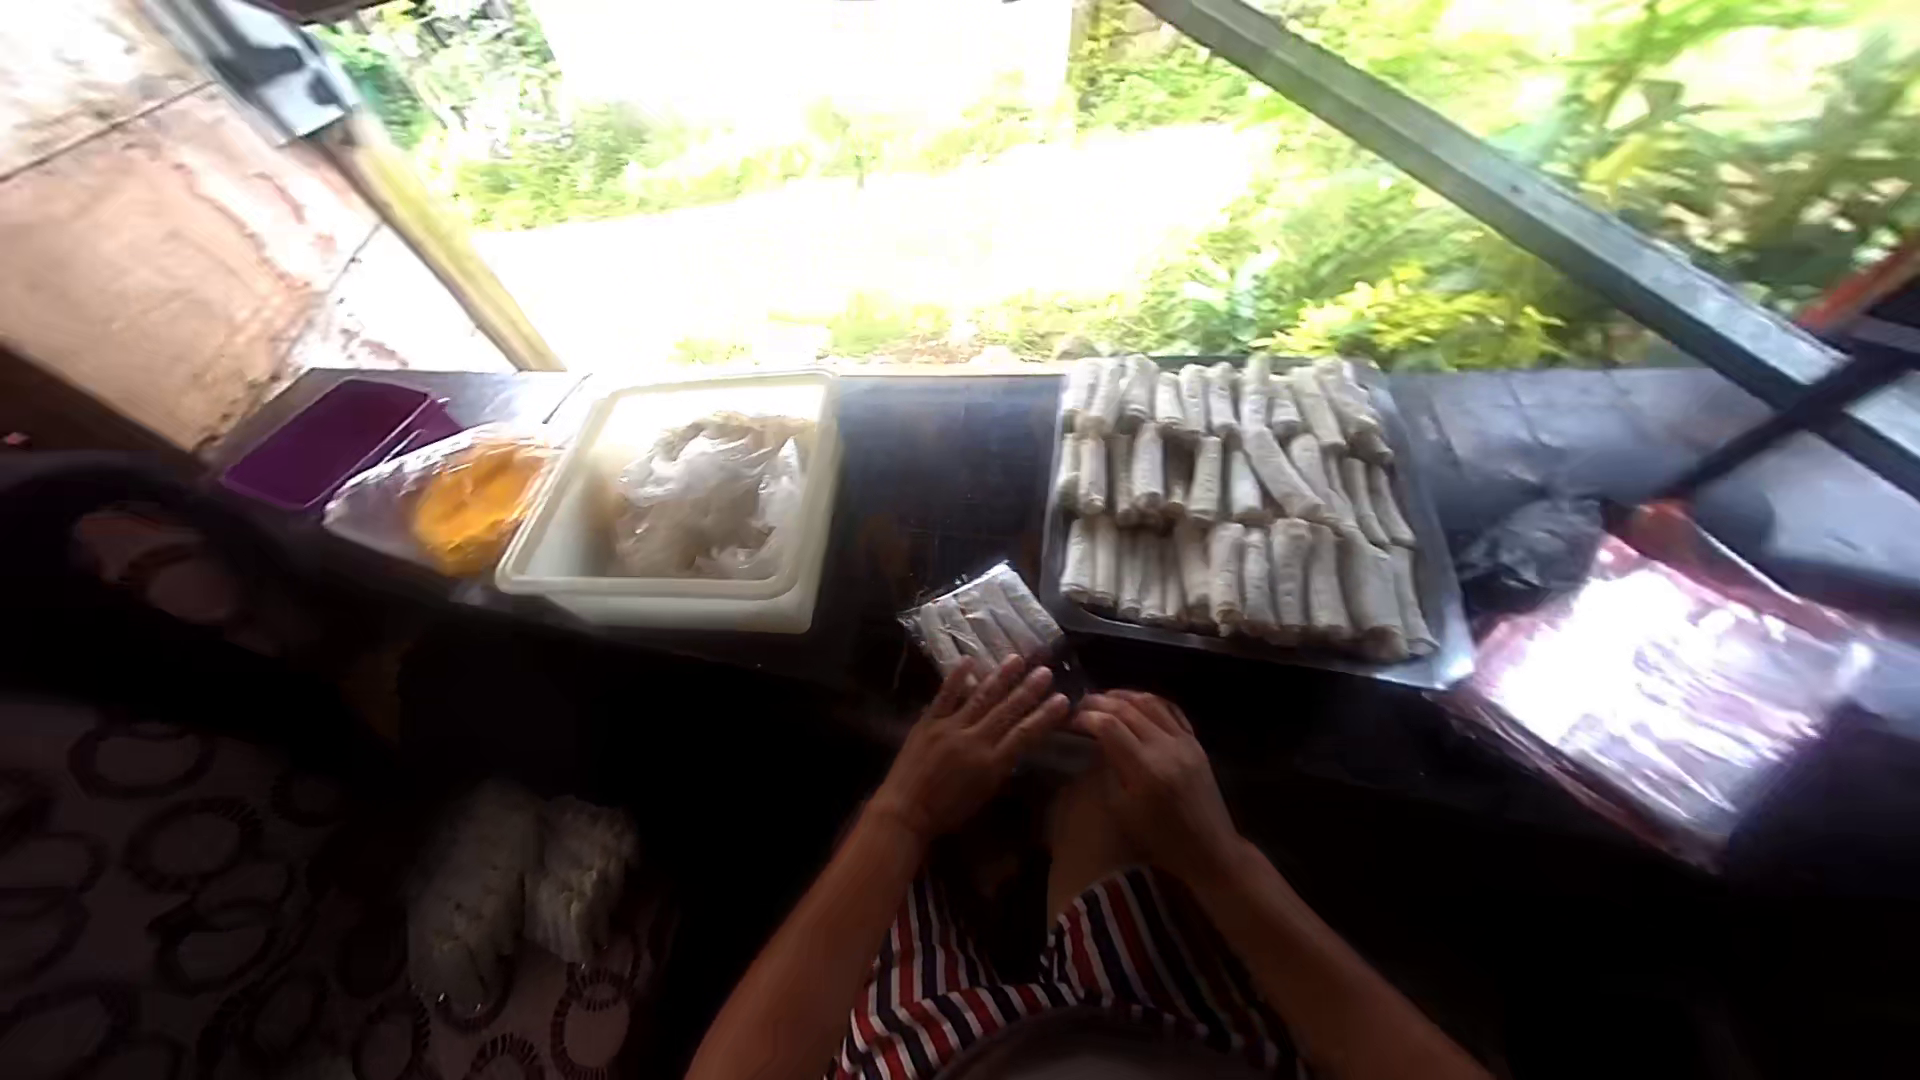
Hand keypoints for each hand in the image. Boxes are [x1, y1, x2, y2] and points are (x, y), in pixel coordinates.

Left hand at [871, 656, 1070, 842]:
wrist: (905, 812)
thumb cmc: (947, 812)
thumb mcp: (983, 794)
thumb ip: (1000, 766)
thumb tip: (1016, 742)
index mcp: (991, 764)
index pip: (1025, 734)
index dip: (1045, 716)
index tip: (1062, 699)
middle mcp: (974, 741)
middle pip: (1006, 711)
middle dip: (1028, 690)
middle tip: (1045, 671)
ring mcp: (949, 728)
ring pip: (980, 697)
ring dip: (1001, 677)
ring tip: (1017, 659)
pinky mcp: (928, 722)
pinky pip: (945, 695)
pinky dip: (957, 677)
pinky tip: (970, 660)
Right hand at [1074, 691, 1242, 883]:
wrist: (1210, 850)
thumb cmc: (1161, 839)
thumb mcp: (1122, 811)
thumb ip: (1107, 771)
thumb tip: (1095, 742)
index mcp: (1145, 769)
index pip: (1109, 726)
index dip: (1085, 718)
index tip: (1069, 720)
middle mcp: (1165, 747)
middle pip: (1126, 708)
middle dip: (1098, 702)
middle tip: (1078, 705)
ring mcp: (1184, 741)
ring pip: (1149, 702)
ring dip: (1122, 695)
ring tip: (1102, 699)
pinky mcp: (1195, 742)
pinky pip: (1170, 709)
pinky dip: (1148, 700)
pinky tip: (1134, 702)